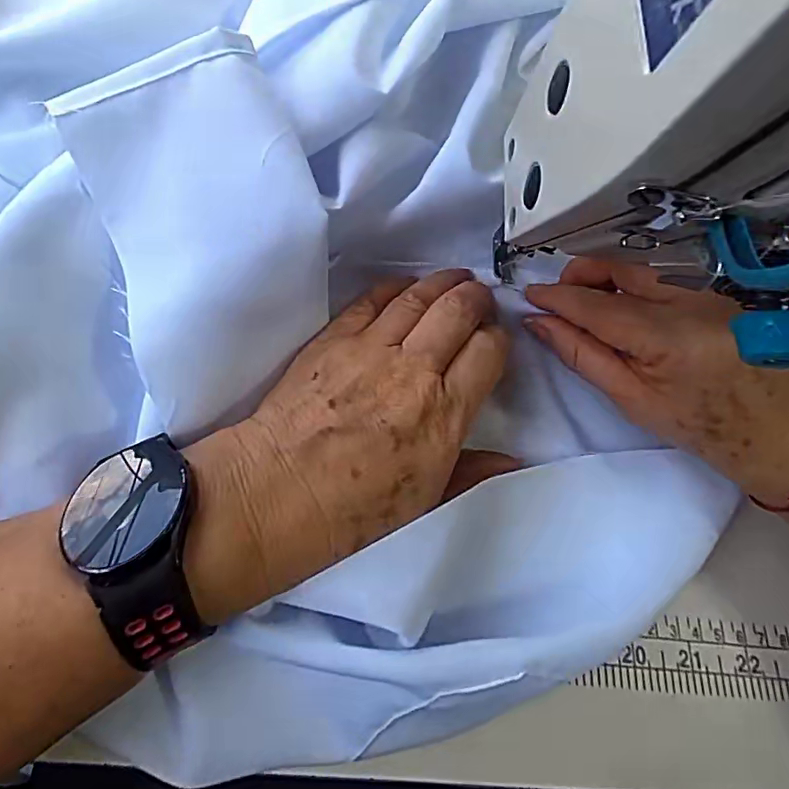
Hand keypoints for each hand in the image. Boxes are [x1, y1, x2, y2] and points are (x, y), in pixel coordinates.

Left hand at [181, 270, 520, 623]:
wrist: (279, 489)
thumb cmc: (349, 508)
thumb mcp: (424, 500)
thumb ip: (471, 470)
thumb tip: (510, 460)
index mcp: (443, 413)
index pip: (487, 352)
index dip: (497, 338)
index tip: (493, 339)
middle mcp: (412, 372)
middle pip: (457, 312)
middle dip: (475, 298)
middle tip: (479, 297)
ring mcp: (368, 351)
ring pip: (416, 298)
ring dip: (440, 283)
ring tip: (452, 279)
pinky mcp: (330, 341)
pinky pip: (368, 301)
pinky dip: (391, 288)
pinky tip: (402, 287)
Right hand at [520, 257, 788, 503]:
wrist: (783, 434)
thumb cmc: (708, 428)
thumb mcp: (631, 398)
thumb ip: (581, 354)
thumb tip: (541, 323)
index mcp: (668, 337)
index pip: (594, 303)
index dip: (556, 297)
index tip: (530, 297)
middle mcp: (694, 304)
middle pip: (617, 267)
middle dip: (578, 276)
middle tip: (556, 300)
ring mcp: (712, 294)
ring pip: (639, 268)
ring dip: (604, 280)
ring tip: (589, 310)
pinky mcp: (719, 294)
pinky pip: (662, 278)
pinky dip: (633, 287)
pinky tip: (626, 314)